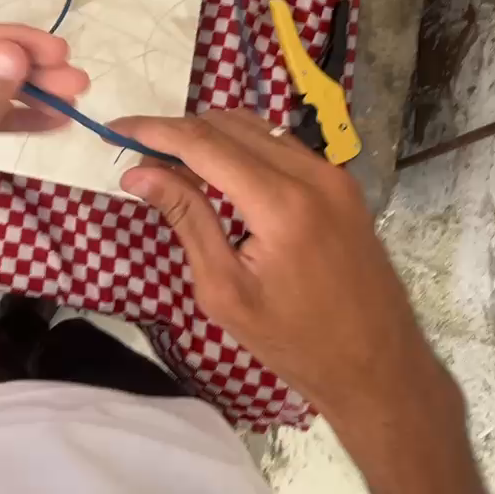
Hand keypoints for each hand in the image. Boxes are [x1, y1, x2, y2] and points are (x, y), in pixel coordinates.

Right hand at [115, 111, 481, 491]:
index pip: (201, 143)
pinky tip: (217, 169)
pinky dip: (239, 143)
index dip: (151, 131)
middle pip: (224, 123)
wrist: (381, 371)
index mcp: (281, 203)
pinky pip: (277, 141)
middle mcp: (310, 173)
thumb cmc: (295, 343)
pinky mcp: (340, 180)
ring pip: (252, 124)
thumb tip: (138, 173)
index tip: (112, 130)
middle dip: (174, 130)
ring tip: (171, 161)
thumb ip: (185, 218)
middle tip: (138, 154)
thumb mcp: (225, 291)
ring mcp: (331, 172)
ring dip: (206, 133)